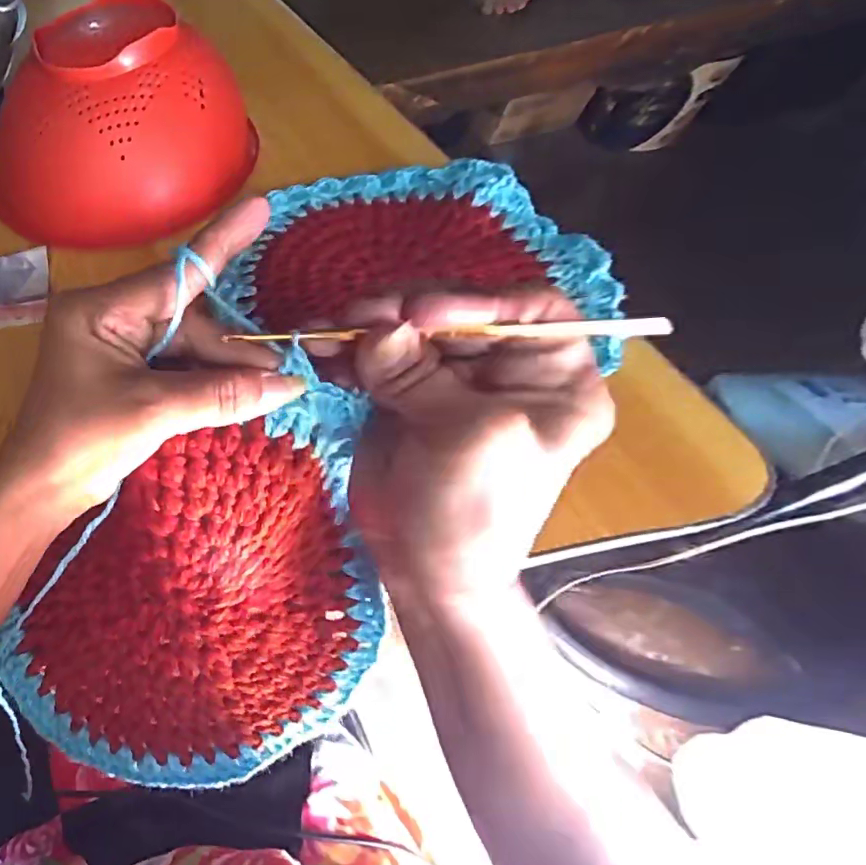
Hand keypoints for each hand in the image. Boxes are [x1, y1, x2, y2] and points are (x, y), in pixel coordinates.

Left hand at [0, 198, 305, 522]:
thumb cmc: (80, 443)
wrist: (38, 490)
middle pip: (184, 318)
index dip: (220, 244)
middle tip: (282, 373)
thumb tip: (289, 382)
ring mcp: (109, 346)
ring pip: (181, 344)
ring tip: (267, 387)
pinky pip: (169, 365)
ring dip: (219, 368)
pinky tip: (236, 393)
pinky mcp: (117, 374)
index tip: (261, 205)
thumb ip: (222, 393)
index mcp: (98, 310)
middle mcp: (103, 318)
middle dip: (228, 348)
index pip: (172, 276)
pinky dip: (199, 381)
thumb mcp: (153, 412)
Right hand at [313, 290, 613, 604]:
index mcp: (549, 377)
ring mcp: (438, 384)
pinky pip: (365, 363)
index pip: (525, 312)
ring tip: (323, 333)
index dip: (473, 301)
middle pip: (450, 316)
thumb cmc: (472, 507)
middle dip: (399, 313)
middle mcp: (495, 371)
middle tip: (352, 318)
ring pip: (399, 335)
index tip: (416, 312)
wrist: (422, 563)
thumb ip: (422, 378)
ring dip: (358, 330)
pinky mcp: (391, 398)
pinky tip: (316, 350)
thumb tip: (378, 330)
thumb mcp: (465, 435)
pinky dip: (339, 354)